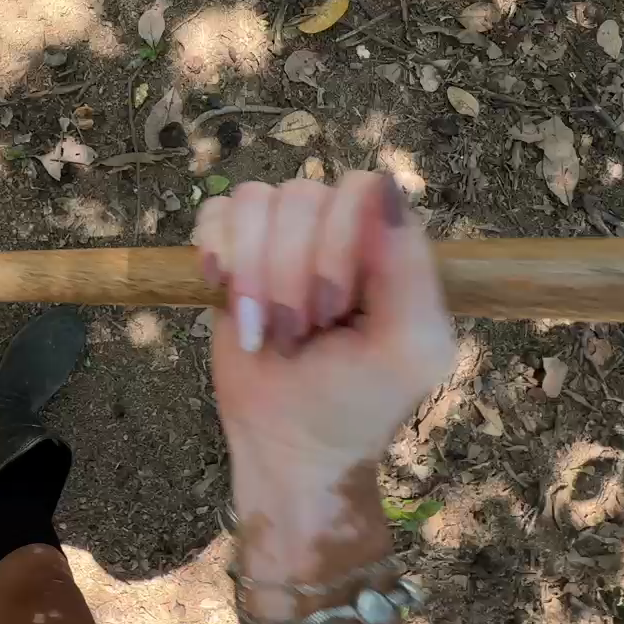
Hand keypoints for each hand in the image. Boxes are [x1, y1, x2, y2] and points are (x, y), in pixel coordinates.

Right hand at [194, 174, 453, 587]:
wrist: (285, 439)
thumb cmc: (355, 400)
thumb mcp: (406, 351)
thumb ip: (409, 270)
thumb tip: (387, 184)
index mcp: (383, 240)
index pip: (357, 190)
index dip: (337, 242)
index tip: (336, 308)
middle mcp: (331, 224)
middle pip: (300, 196)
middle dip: (290, 273)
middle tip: (299, 330)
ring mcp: (277, 232)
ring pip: (253, 201)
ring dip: (252, 273)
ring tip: (266, 326)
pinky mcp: (230, 245)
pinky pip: (214, 213)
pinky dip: (217, 253)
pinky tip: (222, 290)